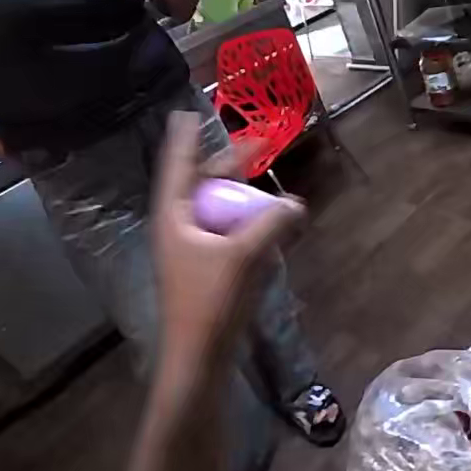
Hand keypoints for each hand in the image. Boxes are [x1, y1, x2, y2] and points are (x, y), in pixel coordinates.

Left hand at [149, 113, 301, 390]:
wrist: (199, 357)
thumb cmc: (210, 302)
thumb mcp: (244, 256)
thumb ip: (272, 224)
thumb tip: (295, 203)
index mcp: (174, 217)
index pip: (179, 167)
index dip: (183, 140)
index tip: (186, 113)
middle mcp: (179, 227)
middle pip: (203, 184)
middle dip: (230, 164)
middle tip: (257, 144)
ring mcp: (191, 248)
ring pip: (217, 208)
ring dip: (241, 194)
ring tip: (266, 180)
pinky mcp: (206, 266)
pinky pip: (227, 231)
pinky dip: (246, 221)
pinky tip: (268, 221)